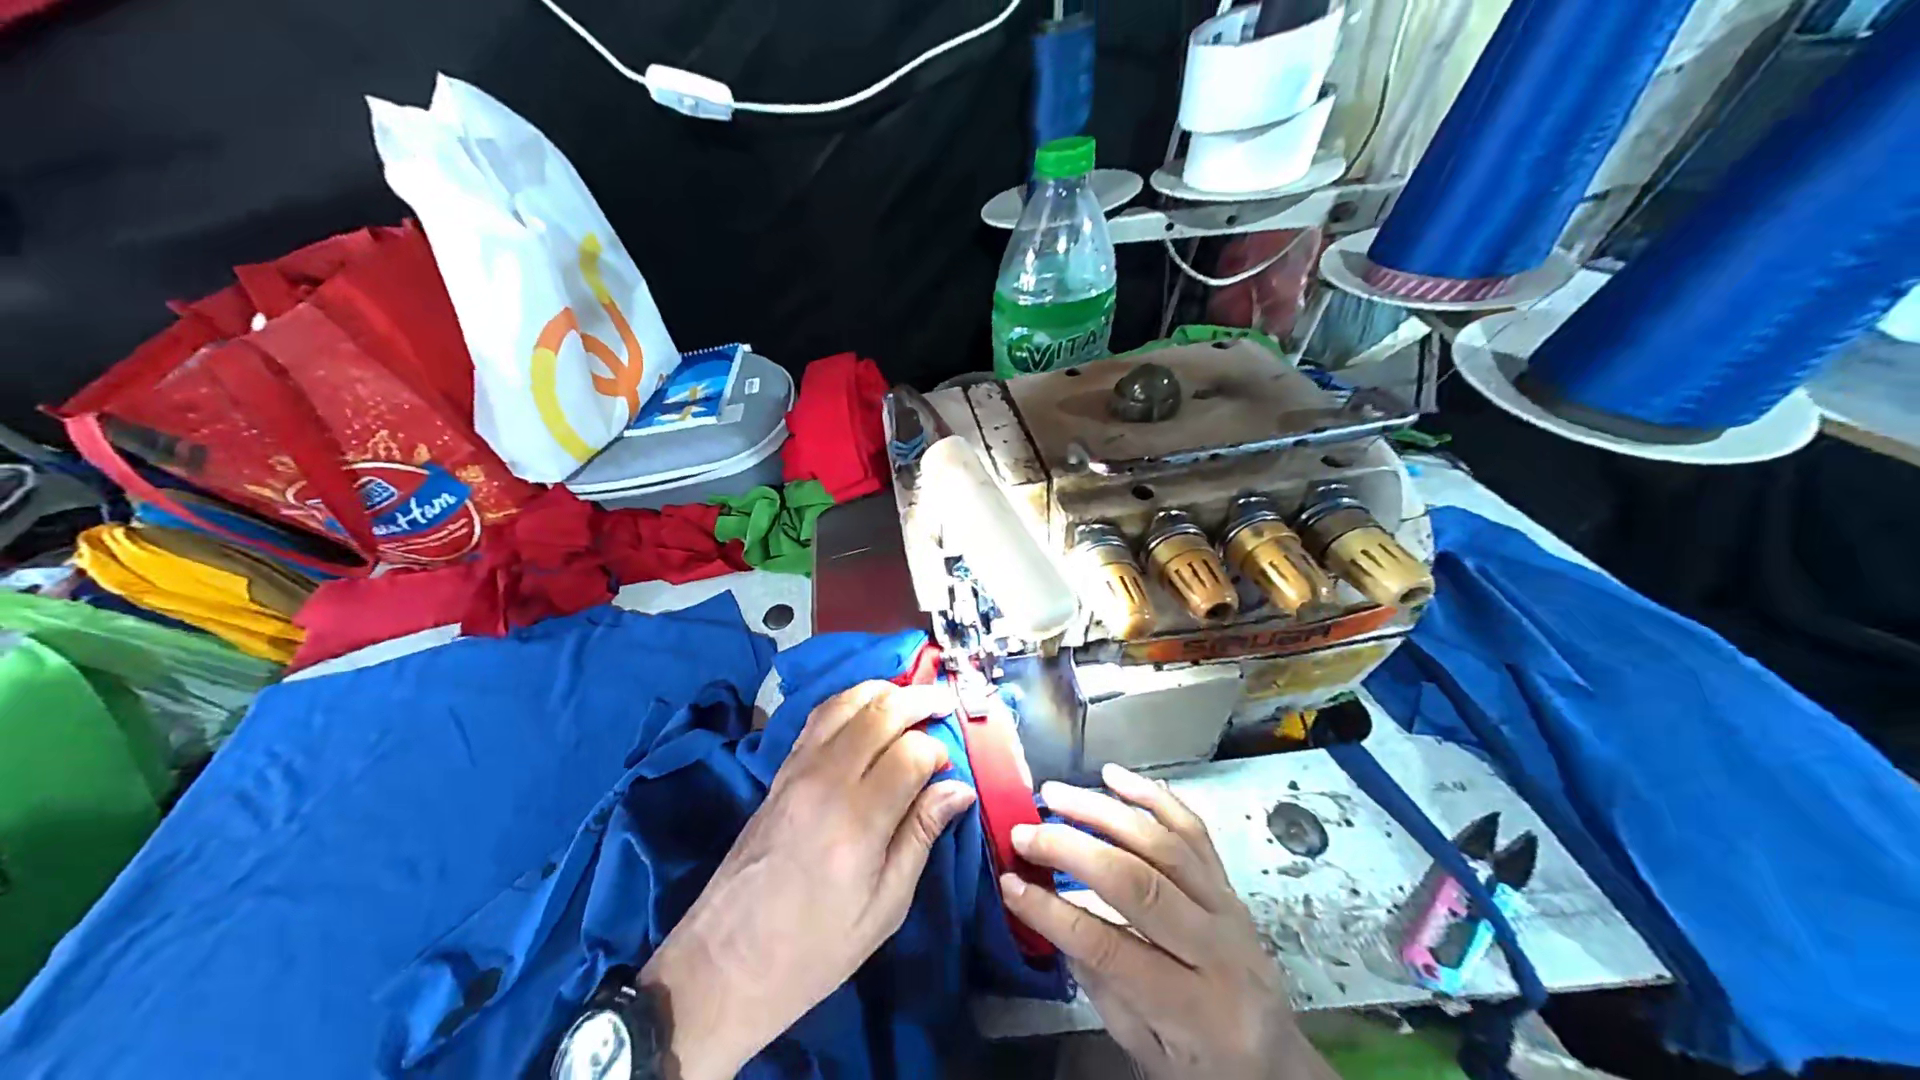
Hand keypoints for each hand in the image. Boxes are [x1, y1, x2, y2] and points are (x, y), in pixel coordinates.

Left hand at [638, 682, 975, 1079]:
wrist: (724, 964)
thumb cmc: (814, 949)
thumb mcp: (883, 908)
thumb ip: (920, 836)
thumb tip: (958, 789)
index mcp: (857, 821)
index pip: (910, 753)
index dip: (937, 750)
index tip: (948, 769)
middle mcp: (825, 782)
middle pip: (879, 712)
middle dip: (918, 700)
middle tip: (944, 703)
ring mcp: (796, 772)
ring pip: (844, 703)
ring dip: (883, 692)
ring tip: (911, 698)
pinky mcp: (778, 773)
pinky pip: (817, 718)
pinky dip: (849, 703)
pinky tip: (867, 711)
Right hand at [999, 764, 1334, 1079]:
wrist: (1280, 1064)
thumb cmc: (1204, 1067)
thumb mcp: (1147, 1051)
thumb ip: (1102, 985)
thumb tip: (1049, 913)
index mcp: (1195, 1008)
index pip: (1112, 949)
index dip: (1054, 913)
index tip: (1009, 884)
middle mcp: (1217, 947)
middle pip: (1140, 882)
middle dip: (1073, 849)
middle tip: (1025, 832)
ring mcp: (1228, 905)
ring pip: (1163, 843)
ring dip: (1103, 811)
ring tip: (1055, 794)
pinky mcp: (1229, 881)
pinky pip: (1192, 828)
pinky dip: (1152, 795)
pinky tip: (1114, 776)